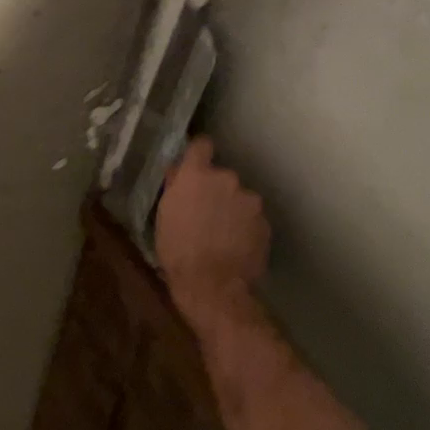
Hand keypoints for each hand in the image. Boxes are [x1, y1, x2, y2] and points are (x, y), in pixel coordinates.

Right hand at [155, 136, 268, 325]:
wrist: (212, 284)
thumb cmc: (177, 248)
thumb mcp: (164, 214)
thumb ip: (175, 187)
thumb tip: (179, 172)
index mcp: (197, 175)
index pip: (202, 145)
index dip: (199, 153)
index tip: (196, 163)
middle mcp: (227, 180)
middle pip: (222, 176)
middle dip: (216, 189)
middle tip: (205, 212)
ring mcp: (250, 200)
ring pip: (239, 197)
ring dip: (232, 208)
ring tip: (222, 232)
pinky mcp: (265, 222)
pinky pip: (252, 217)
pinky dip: (245, 226)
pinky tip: (235, 244)